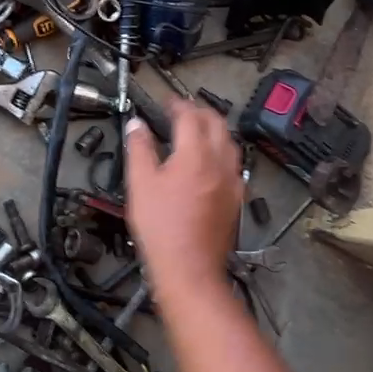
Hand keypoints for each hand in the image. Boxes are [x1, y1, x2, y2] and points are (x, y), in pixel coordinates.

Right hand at [123, 96, 243, 289]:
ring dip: (214, 130)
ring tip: (197, 131)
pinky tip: (211, 163)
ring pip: (229, 143)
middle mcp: (219, 163)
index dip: (177, 104)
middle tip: (182, 111)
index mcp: (195, 154)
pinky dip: (222, 154)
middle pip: (217, 123)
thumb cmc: (162, 228)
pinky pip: (234, 165)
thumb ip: (139, 148)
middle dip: (200, 111)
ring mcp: (232, 182)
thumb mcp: (140, 183)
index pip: (189, 115)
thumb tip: (136, 125)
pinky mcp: (236, 200)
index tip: (166, 103)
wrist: (189, 269)